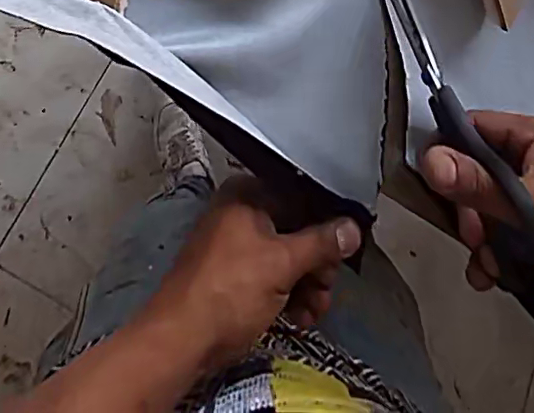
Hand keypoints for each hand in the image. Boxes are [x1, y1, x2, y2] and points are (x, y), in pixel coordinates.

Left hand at [138, 175, 362, 371]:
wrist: (181, 339)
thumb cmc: (229, 291)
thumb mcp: (283, 264)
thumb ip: (321, 244)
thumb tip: (352, 229)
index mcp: (247, 194)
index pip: (300, 198)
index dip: (326, 226)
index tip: (344, 251)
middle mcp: (239, 211)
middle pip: (295, 229)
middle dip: (316, 264)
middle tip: (325, 289)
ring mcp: (234, 243)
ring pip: (285, 255)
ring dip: (306, 284)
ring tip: (312, 311)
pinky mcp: (232, 273)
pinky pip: (270, 273)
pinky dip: (287, 292)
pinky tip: (296, 316)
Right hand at [420, 110, 533, 341]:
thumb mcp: (531, 212)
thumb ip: (477, 184)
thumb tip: (432, 160)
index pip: (476, 126)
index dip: (452, 151)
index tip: (438, 182)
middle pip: (477, 169)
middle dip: (469, 207)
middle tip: (472, 233)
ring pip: (485, 202)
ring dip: (479, 234)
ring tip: (488, 259)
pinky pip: (500, 227)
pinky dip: (492, 249)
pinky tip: (494, 270)